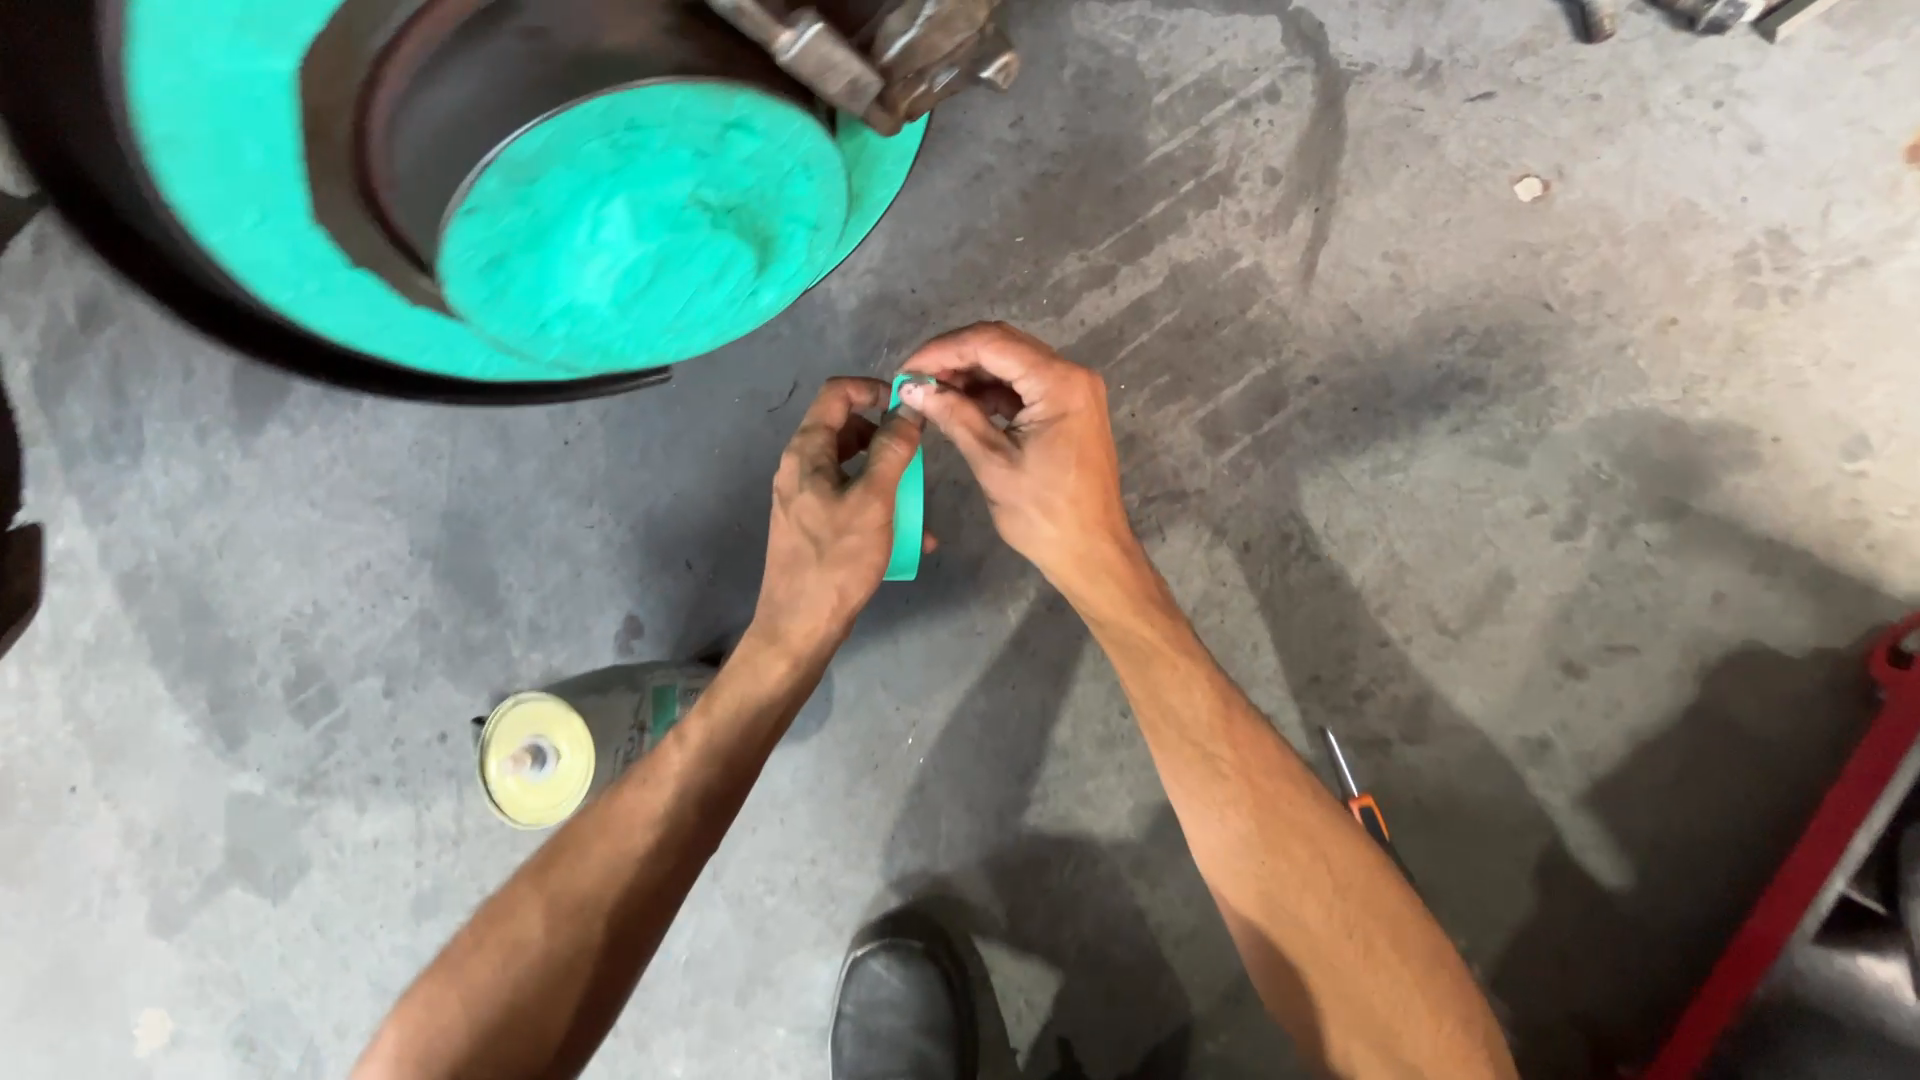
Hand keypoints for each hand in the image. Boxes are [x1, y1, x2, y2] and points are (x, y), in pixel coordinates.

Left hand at [752, 377, 926, 660]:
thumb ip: (894, 449)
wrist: (801, 624)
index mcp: (806, 452)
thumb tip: (910, 407)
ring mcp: (805, 498)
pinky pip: (851, 501)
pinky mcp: (814, 525)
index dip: (874, 390)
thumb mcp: (874, 499)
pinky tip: (912, 538)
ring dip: (889, 479)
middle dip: (886, 440)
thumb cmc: (837, 559)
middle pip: (846, 430)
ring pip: (853, 469)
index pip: (837, 393)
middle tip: (917, 458)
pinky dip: (880, 509)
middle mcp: (800, 468)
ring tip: (919, 503)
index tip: (908, 408)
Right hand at [899, 322, 1138, 597]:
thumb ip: (953, 417)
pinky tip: (959, 405)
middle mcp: (1071, 375)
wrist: (1091, 551)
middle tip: (914, 381)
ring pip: (1011, 364)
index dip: (943, 350)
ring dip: (970, 374)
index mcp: (1059, 383)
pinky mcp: (1068, 408)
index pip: (991, 342)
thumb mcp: (992, 463)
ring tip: (930, 394)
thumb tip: (912, 388)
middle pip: (1003, 345)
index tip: (907, 369)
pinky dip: (990, 392)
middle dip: (954, 358)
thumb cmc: (1044, 515)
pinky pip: (1023, 386)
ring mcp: (1073, 390)